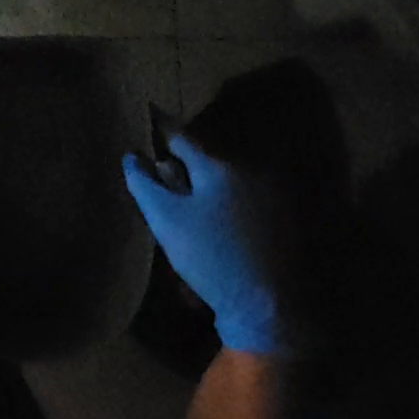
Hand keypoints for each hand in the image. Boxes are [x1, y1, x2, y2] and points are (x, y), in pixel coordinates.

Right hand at [123, 134, 297, 355]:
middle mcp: (250, 172)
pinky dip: (226, 205)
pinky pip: (244, 202)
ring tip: (187, 203)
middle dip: (183, 163)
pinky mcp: (286, 224)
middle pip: (206, 159)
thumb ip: (144, 183)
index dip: (161, 125)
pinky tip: (215, 227)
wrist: (270, 307)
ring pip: (226, 182)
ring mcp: (272, 198)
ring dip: (206, 186)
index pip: (181, 136)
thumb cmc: (210, 256)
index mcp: (218, 166)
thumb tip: (132, 155)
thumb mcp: (165, 219)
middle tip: (161, 169)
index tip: (148, 111)